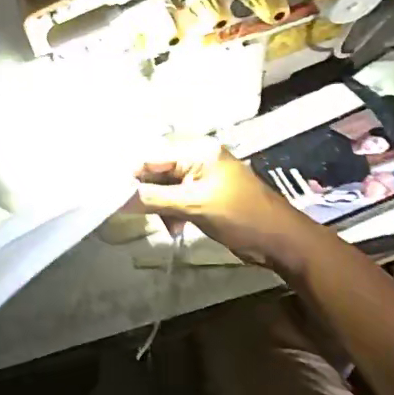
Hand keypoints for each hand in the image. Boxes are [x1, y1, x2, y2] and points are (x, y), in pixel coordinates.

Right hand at [130, 138, 319, 271]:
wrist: (283, 243)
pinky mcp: (205, 196)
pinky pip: (176, 199)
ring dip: (159, 207)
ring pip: (164, 188)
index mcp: (198, 151)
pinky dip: (171, 213)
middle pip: (156, 172)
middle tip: (135, 213)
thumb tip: (117, 198)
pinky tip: (176, 227)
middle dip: (146, 194)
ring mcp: (202, 178)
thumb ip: (154, 199)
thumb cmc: (242, 217)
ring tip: (169, 225)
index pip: (152, 157)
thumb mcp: (195, 206)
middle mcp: (198, 159)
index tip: (110, 192)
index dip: (130, 174)